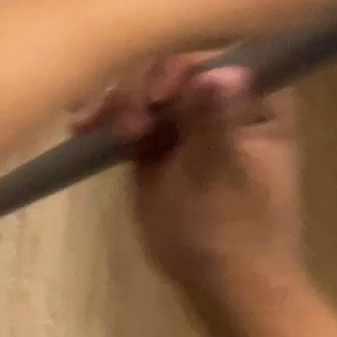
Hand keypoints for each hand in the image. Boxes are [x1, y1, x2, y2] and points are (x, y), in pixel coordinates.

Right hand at [82, 58, 304, 296]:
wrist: (217, 280)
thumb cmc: (231, 229)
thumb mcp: (221, 173)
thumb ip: (215, 120)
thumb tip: (223, 70)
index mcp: (257, 101)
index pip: (212, 56)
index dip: (176, 67)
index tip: (154, 99)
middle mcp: (221, 100)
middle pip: (167, 68)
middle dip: (134, 90)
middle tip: (119, 126)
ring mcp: (184, 120)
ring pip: (139, 89)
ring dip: (111, 102)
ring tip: (90, 126)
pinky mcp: (153, 140)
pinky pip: (123, 114)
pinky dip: (101, 117)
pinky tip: (79, 126)